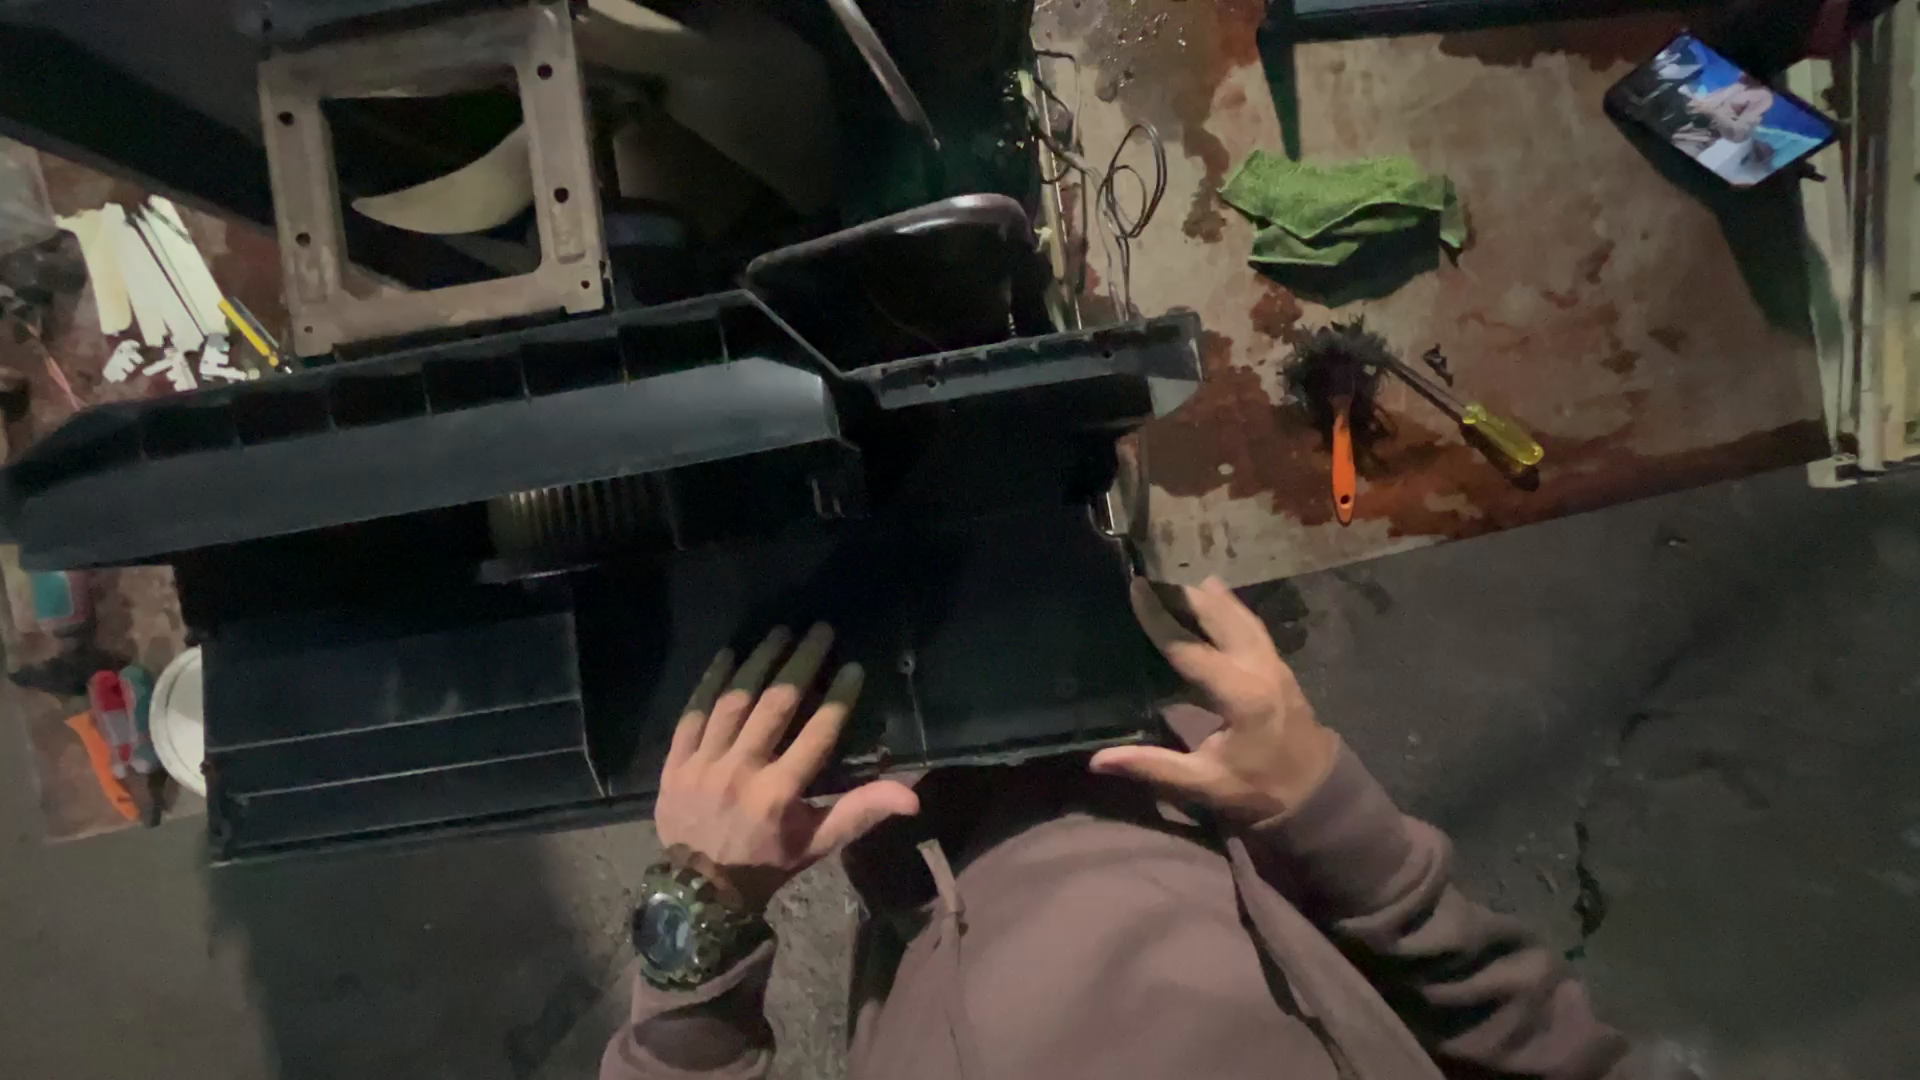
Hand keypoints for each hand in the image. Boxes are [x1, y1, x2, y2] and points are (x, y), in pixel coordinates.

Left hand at [655, 623, 918, 909]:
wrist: (697, 892)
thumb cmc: (768, 862)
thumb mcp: (819, 842)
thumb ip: (862, 812)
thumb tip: (913, 796)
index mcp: (778, 793)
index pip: (816, 734)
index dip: (838, 698)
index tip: (853, 666)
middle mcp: (741, 772)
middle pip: (775, 705)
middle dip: (801, 662)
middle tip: (819, 630)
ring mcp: (703, 765)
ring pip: (733, 701)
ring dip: (759, 661)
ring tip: (780, 632)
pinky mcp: (675, 763)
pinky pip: (692, 714)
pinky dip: (710, 682)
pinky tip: (728, 654)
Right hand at [1090, 577, 1338, 825]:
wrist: (1318, 796)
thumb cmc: (1258, 790)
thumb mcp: (1203, 784)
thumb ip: (1151, 766)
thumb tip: (1098, 760)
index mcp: (1241, 696)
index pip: (1190, 648)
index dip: (1160, 619)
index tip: (1135, 590)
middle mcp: (1260, 669)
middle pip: (1220, 618)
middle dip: (1184, 597)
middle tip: (1150, 580)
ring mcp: (1274, 664)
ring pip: (1239, 616)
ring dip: (1207, 597)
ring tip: (1175, 581)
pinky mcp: (1278, 665)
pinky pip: (1251, 624)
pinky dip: (1229, 605)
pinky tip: (1213, 591)